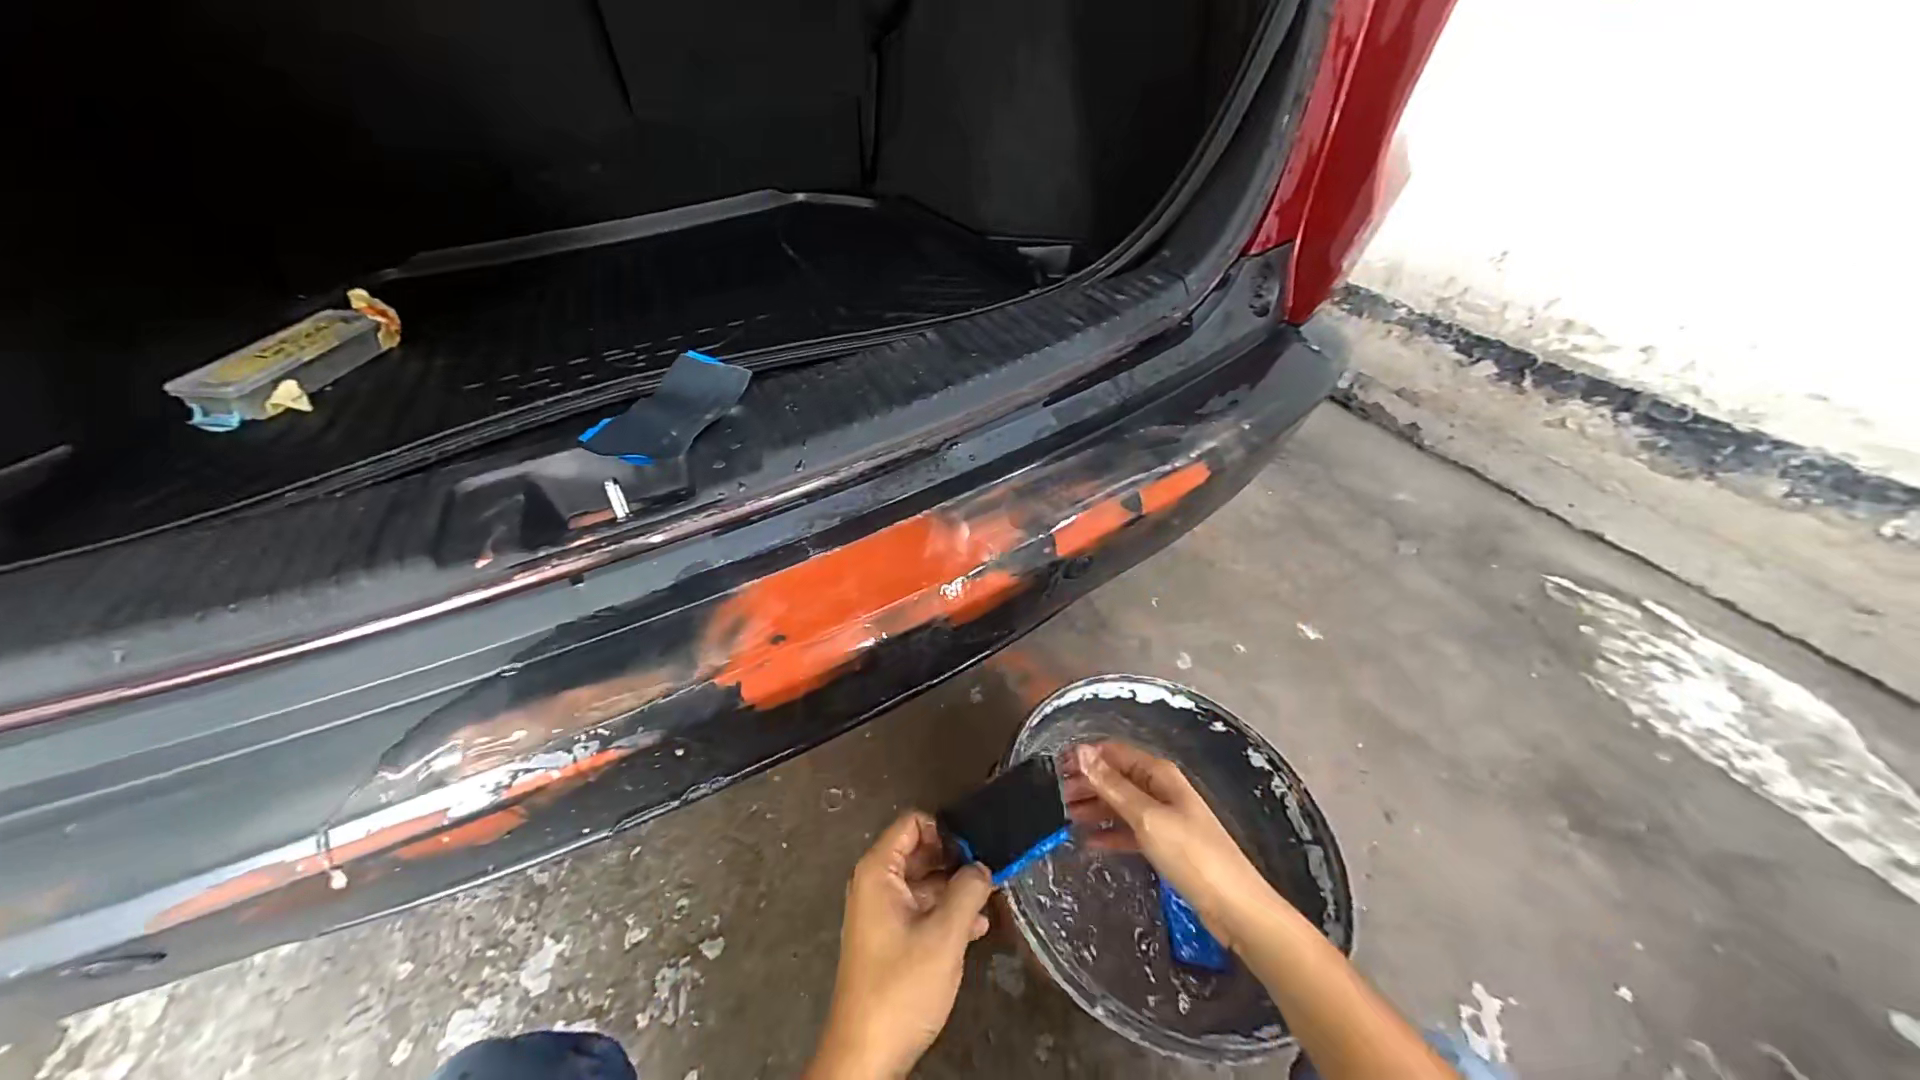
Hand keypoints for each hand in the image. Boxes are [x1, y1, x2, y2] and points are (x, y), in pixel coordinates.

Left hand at [805, 811, 993, 1079]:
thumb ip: (968, 891)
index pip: (913, 823)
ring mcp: (881, 912)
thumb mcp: (944, 935)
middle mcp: (876, 884)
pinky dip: (946, 911)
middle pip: (920, 851)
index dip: (946, 830)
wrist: (867, 1055)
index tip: (976, 848)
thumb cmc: (901, 986)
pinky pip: (921, 908)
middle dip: (955, 860)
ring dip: (955, 888)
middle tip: (990, 873)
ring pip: (924, 881)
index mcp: (878, 872)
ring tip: (989, 901)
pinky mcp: (890, 937)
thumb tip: (982, 866)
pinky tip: (975, 927)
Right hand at [1062, 741, 1282, 953]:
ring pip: (1119, 805)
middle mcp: (1160, 789)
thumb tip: (1082, 752)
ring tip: (1064, 819)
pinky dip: (1108, 834)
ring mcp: (1162, 817)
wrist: (1234, 906)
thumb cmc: (1191, 854)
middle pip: (1115, 778)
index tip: (1055, 769)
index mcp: (1158, 774)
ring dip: (1093, 809)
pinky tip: (1088, 842)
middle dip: (1086, 784)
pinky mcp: (1164, 844)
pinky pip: (1128, 831)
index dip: (1085, 757)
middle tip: (1055, 798)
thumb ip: (1112, 786)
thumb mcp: (1146, 817)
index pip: (1114, 753)